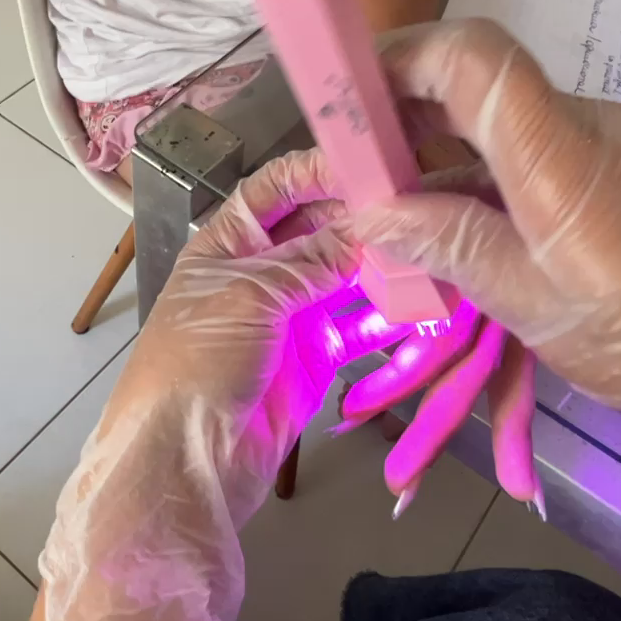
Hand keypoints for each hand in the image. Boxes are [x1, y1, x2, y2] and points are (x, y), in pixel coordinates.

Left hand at [39, 151, 414, 620]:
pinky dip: (389, 316)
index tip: (370, 163)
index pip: (275, 190)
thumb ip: (309, 262)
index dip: (317, 172)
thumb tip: (364, 231)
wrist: (186, 458)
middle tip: (421, 210)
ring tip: (434, 252)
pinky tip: (425, 303)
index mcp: (227, 243)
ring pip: (346, 278)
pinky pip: (359, 326)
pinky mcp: (317, 355)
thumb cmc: (198, 361)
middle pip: (319, 230)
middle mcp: (260, 271)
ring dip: (384, 268)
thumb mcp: (249, 298)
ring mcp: (291, 315)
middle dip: (363, 221)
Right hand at [350, 19, 620, 601]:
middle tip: (361, 180)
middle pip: (483, 89)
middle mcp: (603, 128)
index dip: (400, 57)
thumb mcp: (554, 318)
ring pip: (515, 130)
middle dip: (407, 121)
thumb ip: (459, 250)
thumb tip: (373, 210)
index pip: (475, 60)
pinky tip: (488, 237)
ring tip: (414, 226)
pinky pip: (554, 156)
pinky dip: (501, 183)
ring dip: (452, 164)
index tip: (344, 98)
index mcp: (573, 163)